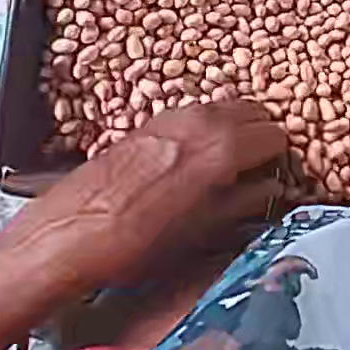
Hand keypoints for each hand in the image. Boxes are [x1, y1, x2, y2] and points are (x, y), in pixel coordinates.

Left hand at [0, 101, 287, 308]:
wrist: (69, 230)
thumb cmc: (137, 242)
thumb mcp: (200, 229)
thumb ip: (243, 201)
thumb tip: (272, 189)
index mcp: (222, 148)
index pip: (275, 135)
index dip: (280, 157)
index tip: (276, 176)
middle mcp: (203, 120)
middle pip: (255, 111)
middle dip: (263, 136)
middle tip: (257, 169)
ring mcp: (175, 114)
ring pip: (227, 107)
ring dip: (238, 127)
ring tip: (230, 165)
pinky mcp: (153, 118)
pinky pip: (199, 111)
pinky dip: (211, 125)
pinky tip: (198, 157)